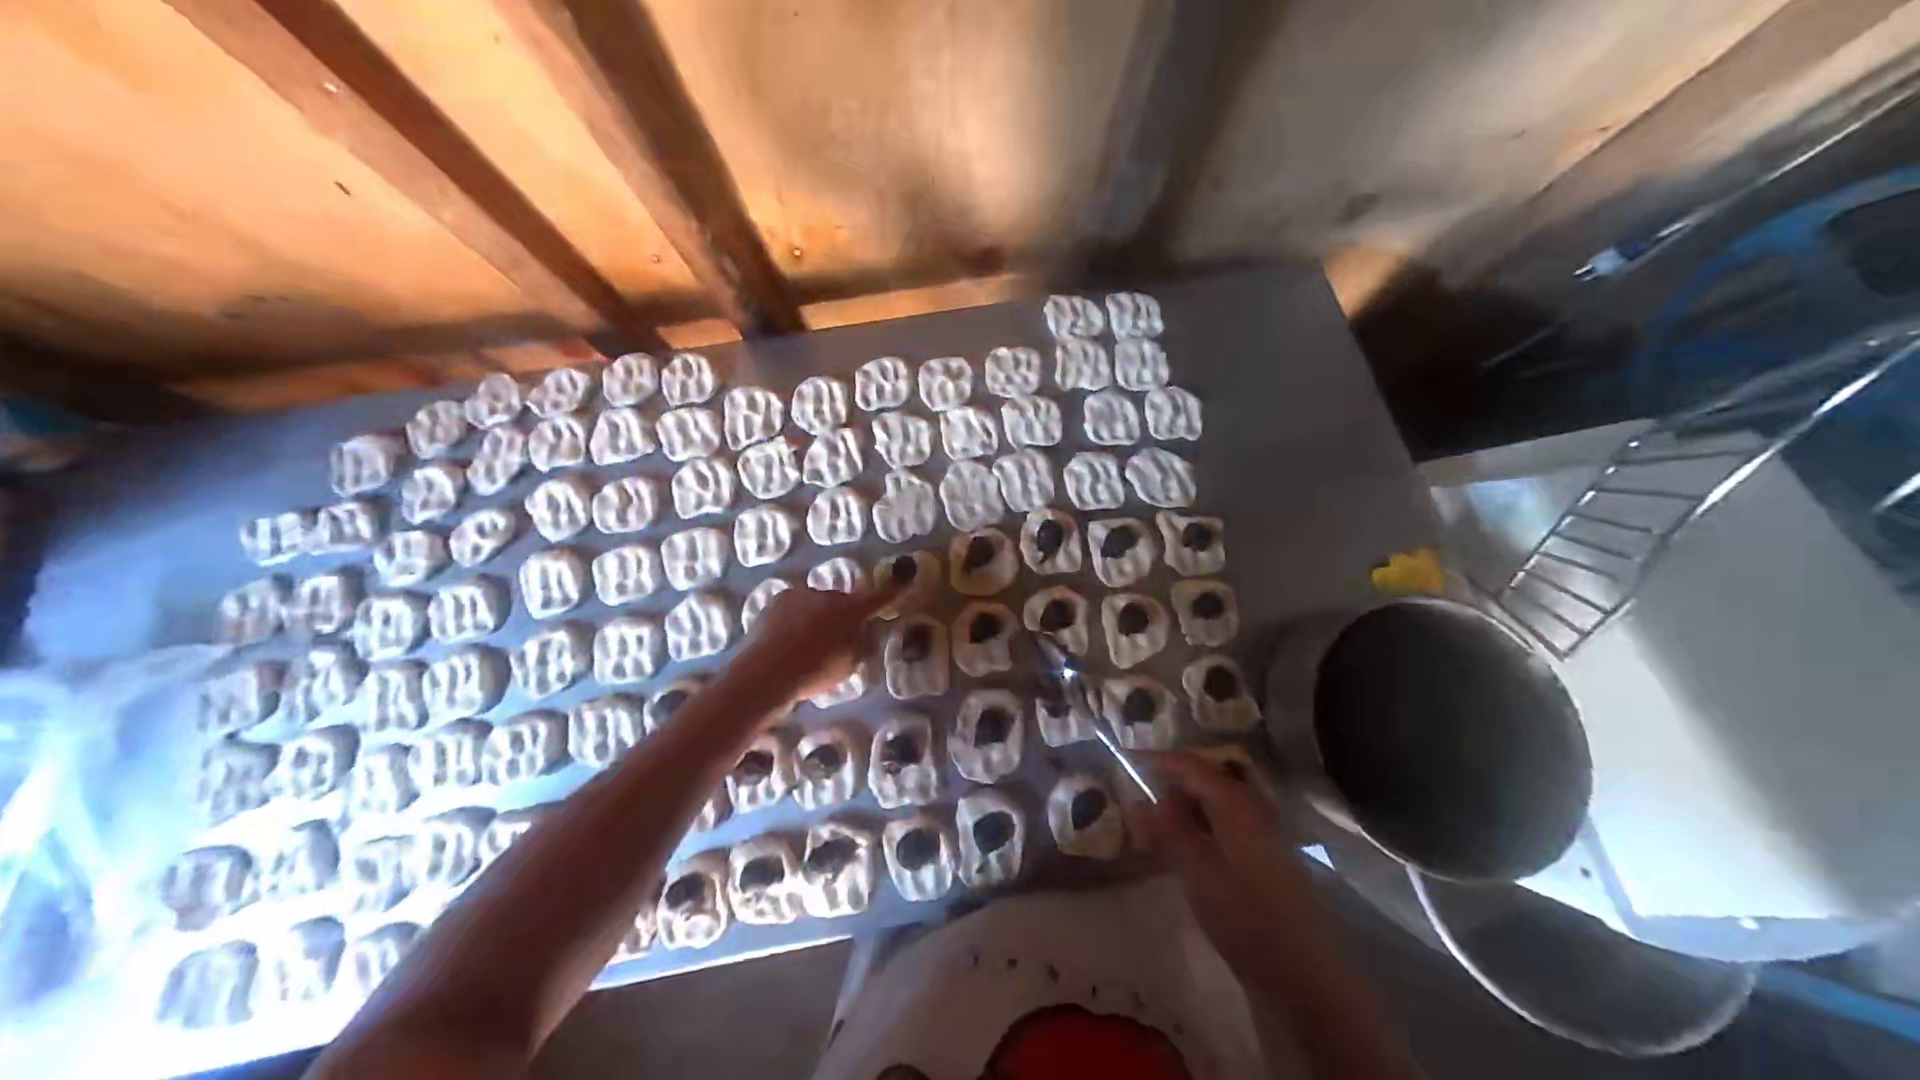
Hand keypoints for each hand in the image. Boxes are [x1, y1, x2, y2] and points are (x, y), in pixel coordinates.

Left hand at [740, 582, 902, 701]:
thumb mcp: (850, 663)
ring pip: (815, 603)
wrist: (769, 670)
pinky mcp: (777, 600)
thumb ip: (861, 643)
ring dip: (815, 616)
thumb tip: (863, 632)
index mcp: (852, 610)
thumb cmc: (817, 670)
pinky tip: (785, 639)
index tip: (906, 577)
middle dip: (840, 615)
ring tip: (803, 643)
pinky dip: (793, 618)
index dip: (893, 590)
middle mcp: (829, 594)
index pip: (879, 597)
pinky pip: (793, 607)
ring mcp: (801, 594)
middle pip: (841, 601)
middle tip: (833, 640)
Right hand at [1131, 752, 1320, 976]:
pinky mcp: (1265, 858)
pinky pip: (1225, 824)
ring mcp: (1263, 832)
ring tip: (1155, 829)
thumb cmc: (1245, 915)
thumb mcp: (1196, 869)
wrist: (1303, 973)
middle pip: (1205, 779)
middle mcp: (1253, 806)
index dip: (1156, 761)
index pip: (1190, 765)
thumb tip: (1146, 799)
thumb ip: (1169, 828)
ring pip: (1215, 803)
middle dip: (1170, 786)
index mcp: (1235, 801)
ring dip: (1184, 808)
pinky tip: (1184, 849)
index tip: (1124, 762)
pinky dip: (1200, 826)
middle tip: (1139, 804)